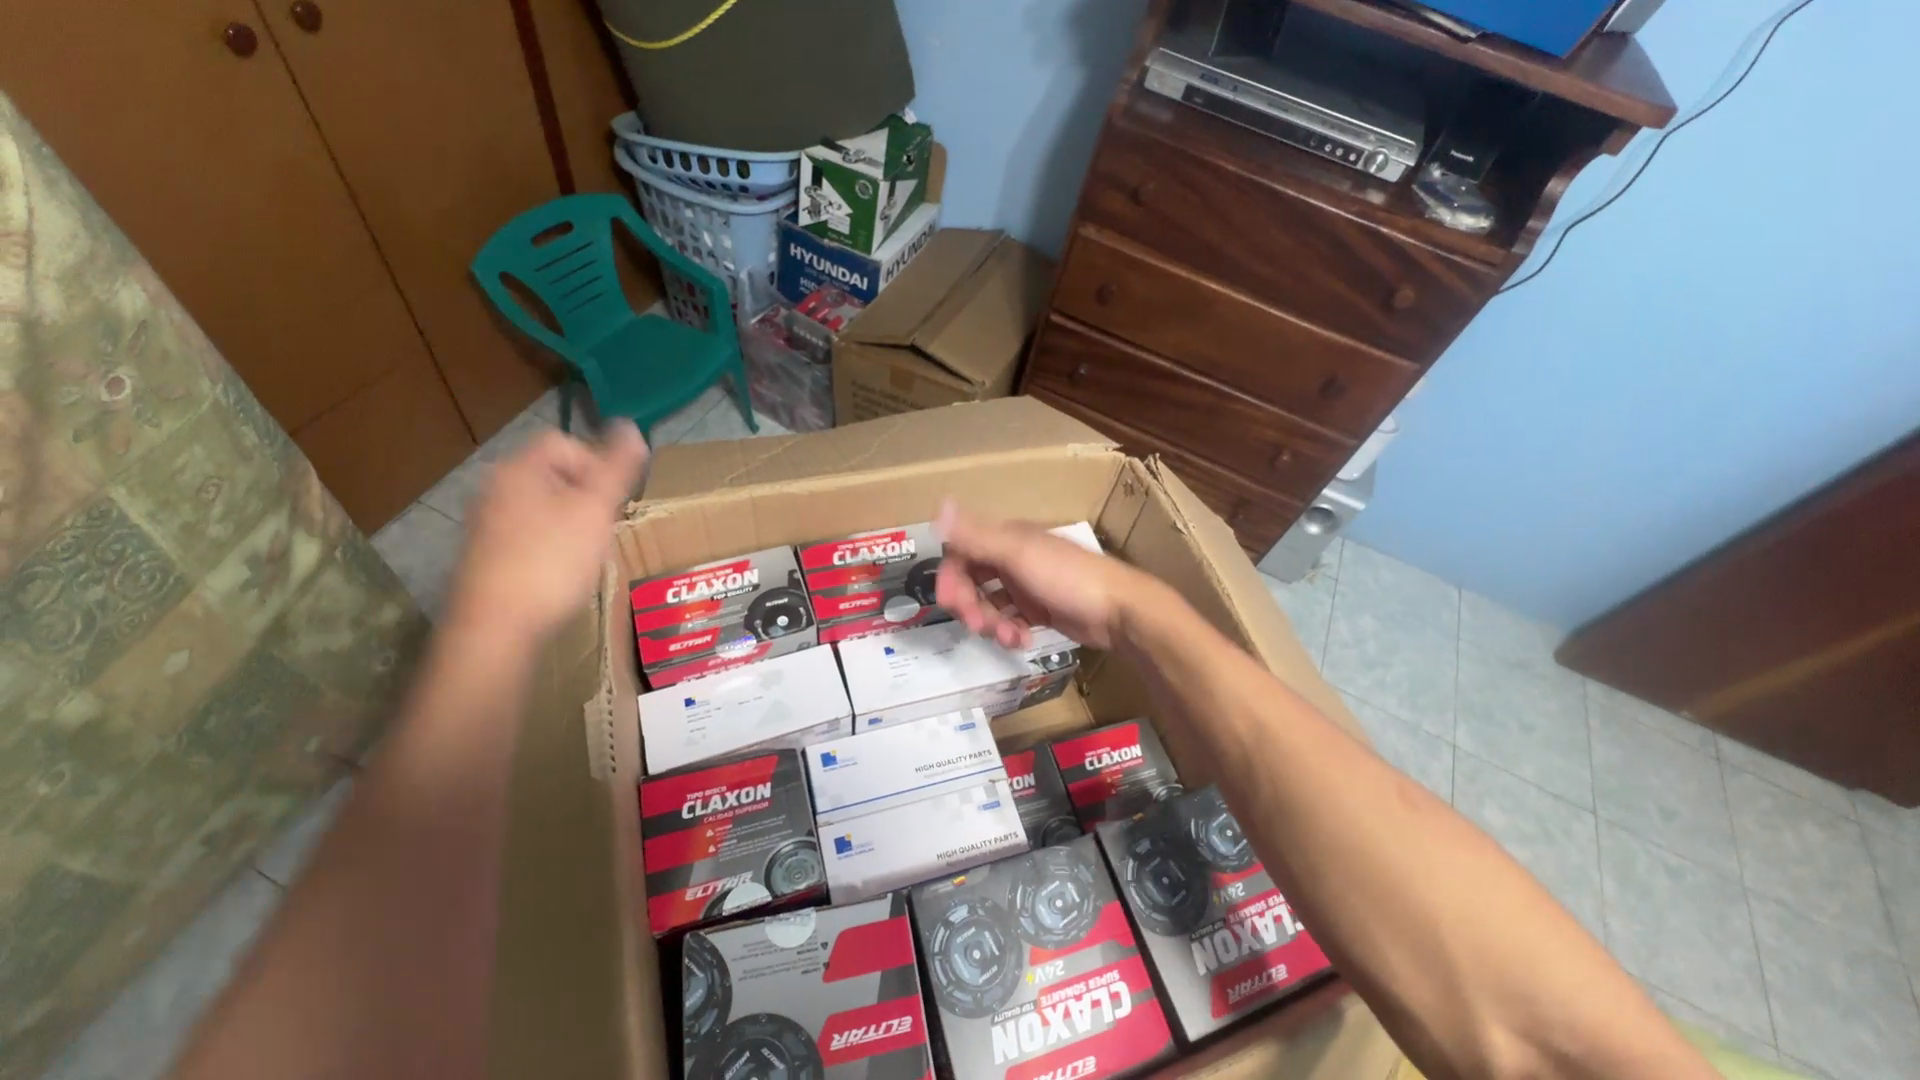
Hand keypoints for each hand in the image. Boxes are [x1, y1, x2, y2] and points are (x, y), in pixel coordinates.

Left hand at [446, 420, 648, 641]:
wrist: (496, 627)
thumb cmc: (551, 563)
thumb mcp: (595, 510)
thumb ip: (617, 467)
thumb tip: (632, 426)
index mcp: (518, 468)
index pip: (564, 442)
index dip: (596, 464)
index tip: (610, 501)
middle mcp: (495, 487)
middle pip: (554, 475)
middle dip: (586, 497)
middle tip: (602, 528)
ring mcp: (485, 522)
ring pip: (543, 506)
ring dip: (571, 523)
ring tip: (585, 553)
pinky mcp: (485, 554)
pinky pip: (528, 534)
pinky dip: (550, 546)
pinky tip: (560, 573)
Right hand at [933, 500, 1151, 651]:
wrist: (1120, 611)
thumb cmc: (1069, 577)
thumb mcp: (1018, 555)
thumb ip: (977, 536)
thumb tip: (939, 506)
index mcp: (1007, 538)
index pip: (962, 552)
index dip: (951, 577)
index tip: (948, 603)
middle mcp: (1014, 557)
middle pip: (973, 579)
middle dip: (969, 605)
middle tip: (977, 627)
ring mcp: (1028, 584)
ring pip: (990, 602)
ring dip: (990, 622)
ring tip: (1007, 638)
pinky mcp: (1040, 609)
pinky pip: (1010, 619)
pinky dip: (1009, 631)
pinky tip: (1022, 641)